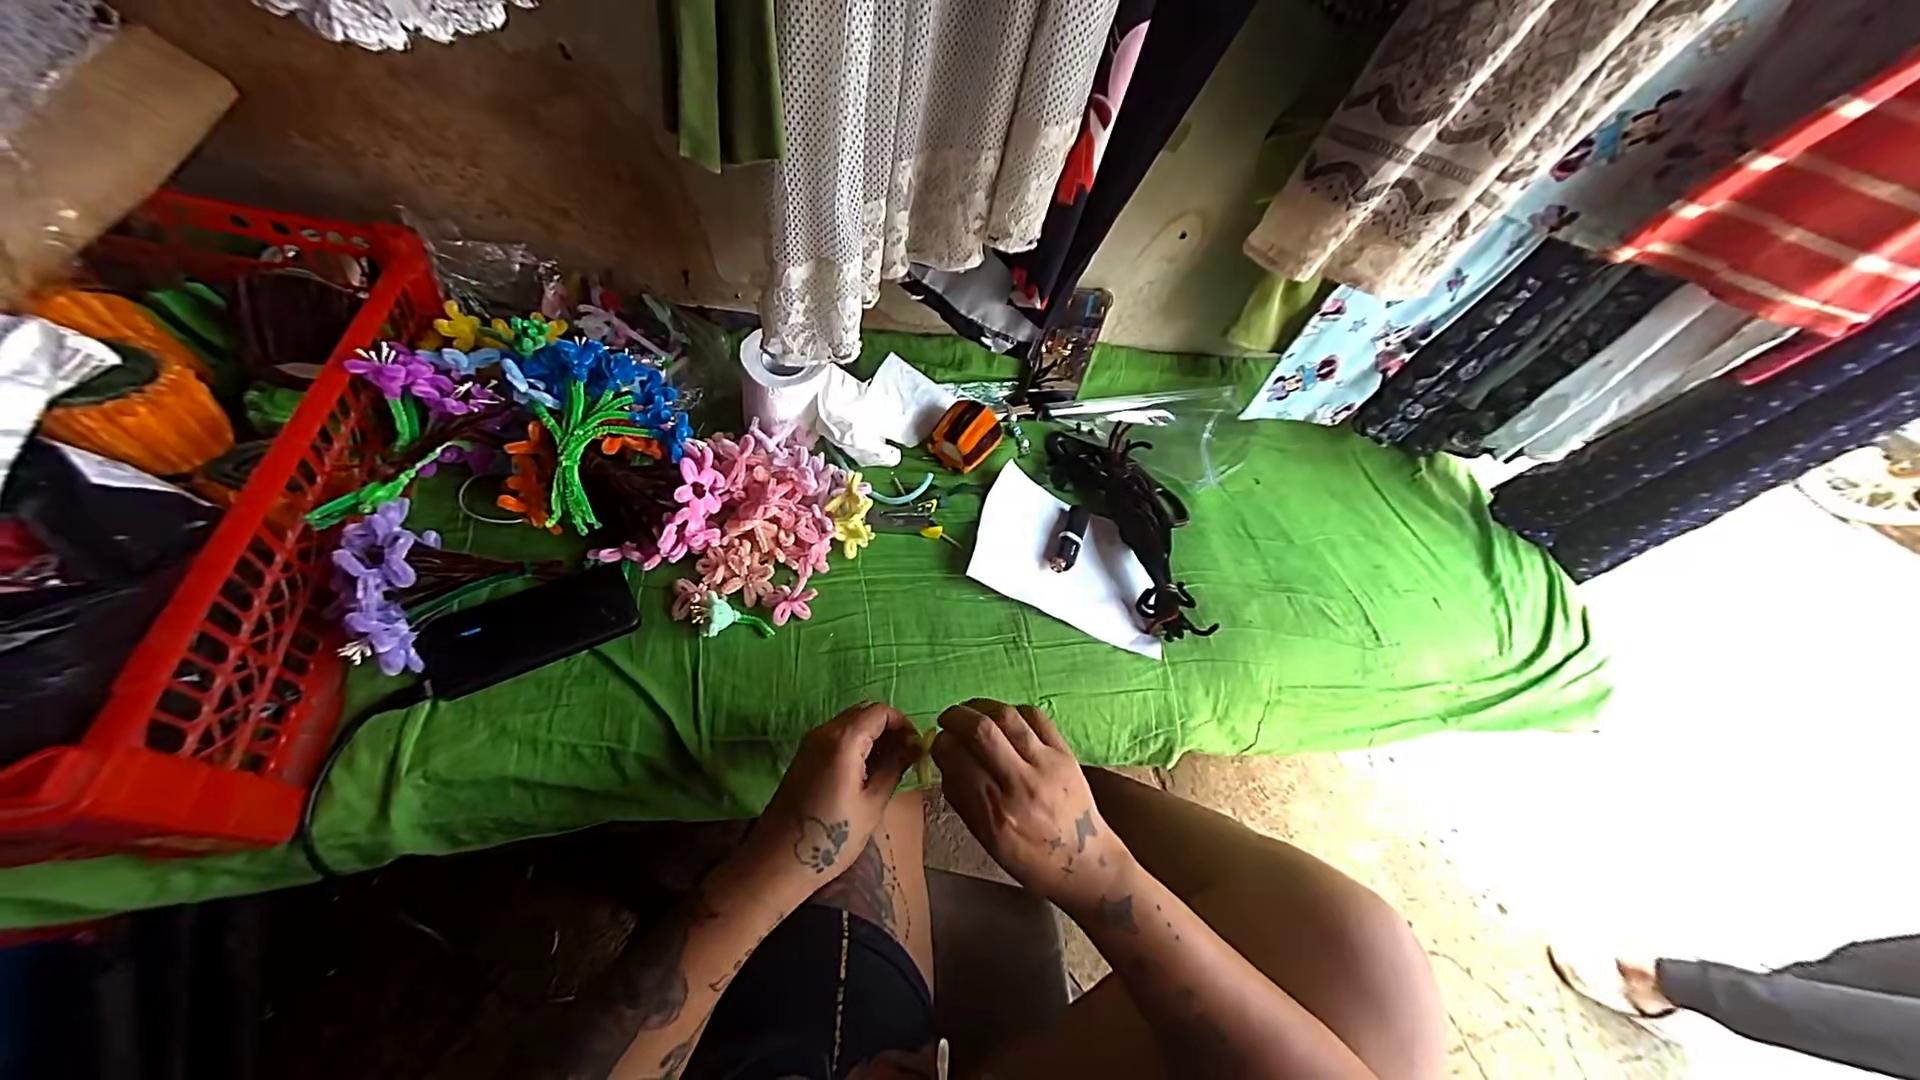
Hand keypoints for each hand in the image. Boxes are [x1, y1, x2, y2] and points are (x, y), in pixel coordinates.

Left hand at [746, 702, 920, 889]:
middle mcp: (825, 731)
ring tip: (888, 766)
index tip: (916, 747)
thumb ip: (895, 766)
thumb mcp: (872, 803)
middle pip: (864, 712)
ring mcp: (811, 741)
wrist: (777, 860)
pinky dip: (856, 743)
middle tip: (905, 756)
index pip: (881, 712)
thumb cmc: (831, 836)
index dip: (903, 725)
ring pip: (850, 722)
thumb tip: (914, 746)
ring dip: (872, 735)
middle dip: (888, 728)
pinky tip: (865, 771)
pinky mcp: (804, 754)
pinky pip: (837, 735)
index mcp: (844, 740)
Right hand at [931, 698, 1131, 911]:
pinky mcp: (1066, 753)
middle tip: (947, 718)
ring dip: (981, 706)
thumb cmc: (1030, 858)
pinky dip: (1013, 710)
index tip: (937, 742)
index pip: (958, 759)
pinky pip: (1036, 717)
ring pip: (1008, 717)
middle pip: (982, 731)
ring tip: (970, 710)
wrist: (1085, 864)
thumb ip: (961, 798)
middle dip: (956, 716)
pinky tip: (1002, 717)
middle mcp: (1021, 783)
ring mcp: (1047, 765)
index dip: (941, 743)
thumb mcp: (986, 839)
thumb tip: (943, 758)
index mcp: (996, 811)